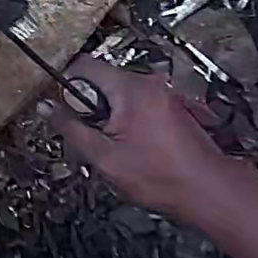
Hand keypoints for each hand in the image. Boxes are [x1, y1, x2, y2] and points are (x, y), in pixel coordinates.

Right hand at [42, 56, 236, 221]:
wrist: (211, 192)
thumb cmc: (160, 177)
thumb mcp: (104, 156)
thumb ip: (71, 127)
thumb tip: (46, 107)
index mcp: (130, 88)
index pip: (84, 65)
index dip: (67, 83)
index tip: (63, 106)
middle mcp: (148, 82)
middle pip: (101, 77)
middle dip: (89, 101)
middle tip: (90, 132)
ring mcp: (163, 92)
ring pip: (118, 90)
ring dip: (108, 110)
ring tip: (113, 143)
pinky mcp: (172, 103)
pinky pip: (136, 99)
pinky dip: (127, 115)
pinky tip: (133, 144)